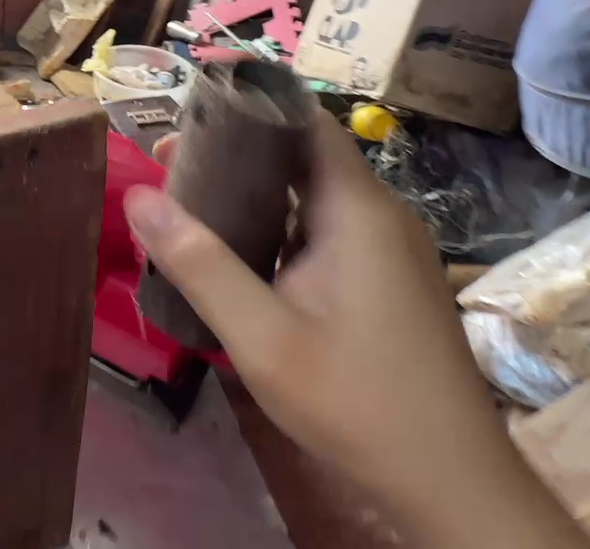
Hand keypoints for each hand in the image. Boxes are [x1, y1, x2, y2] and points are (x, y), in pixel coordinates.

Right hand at [125, 110, 589, 547]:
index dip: (249, 102)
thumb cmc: (357, 401)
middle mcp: (378, 216)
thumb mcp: (260, 335)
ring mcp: (385, 249)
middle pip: (299, 154)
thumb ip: (198, 262)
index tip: (188, 103)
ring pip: (307, 192)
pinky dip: (271, 219)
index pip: (306, 122)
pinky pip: (318, 224)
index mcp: (357, 212)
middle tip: (163, 160)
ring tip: (182, 198)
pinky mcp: (382, 278)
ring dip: (247, 187)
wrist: (453, 487)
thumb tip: (136, 195)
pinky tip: (230, 248)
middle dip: (230, 148)